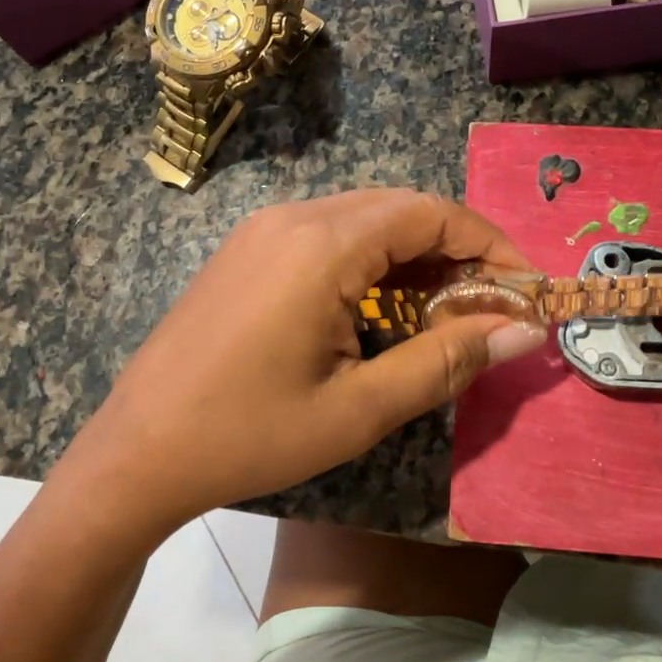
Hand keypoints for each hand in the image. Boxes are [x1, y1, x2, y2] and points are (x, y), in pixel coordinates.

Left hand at [62, 190, 545, 538]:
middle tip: (491, 305)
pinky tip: (382, 308)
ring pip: (365, 218)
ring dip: (414, 254)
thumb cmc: (250, 435)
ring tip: (445, 310)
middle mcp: (295, 216)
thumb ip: (446, 361)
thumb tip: (523, 332)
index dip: (489, 243)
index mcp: (323, 245)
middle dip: (456, 249)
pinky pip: (329, 234)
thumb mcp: (359, 409)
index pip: (430, 212)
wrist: (136, 452)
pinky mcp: (249, 248)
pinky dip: (372, 260)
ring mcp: (265, 229)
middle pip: (400, 208)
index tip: (526, 288)